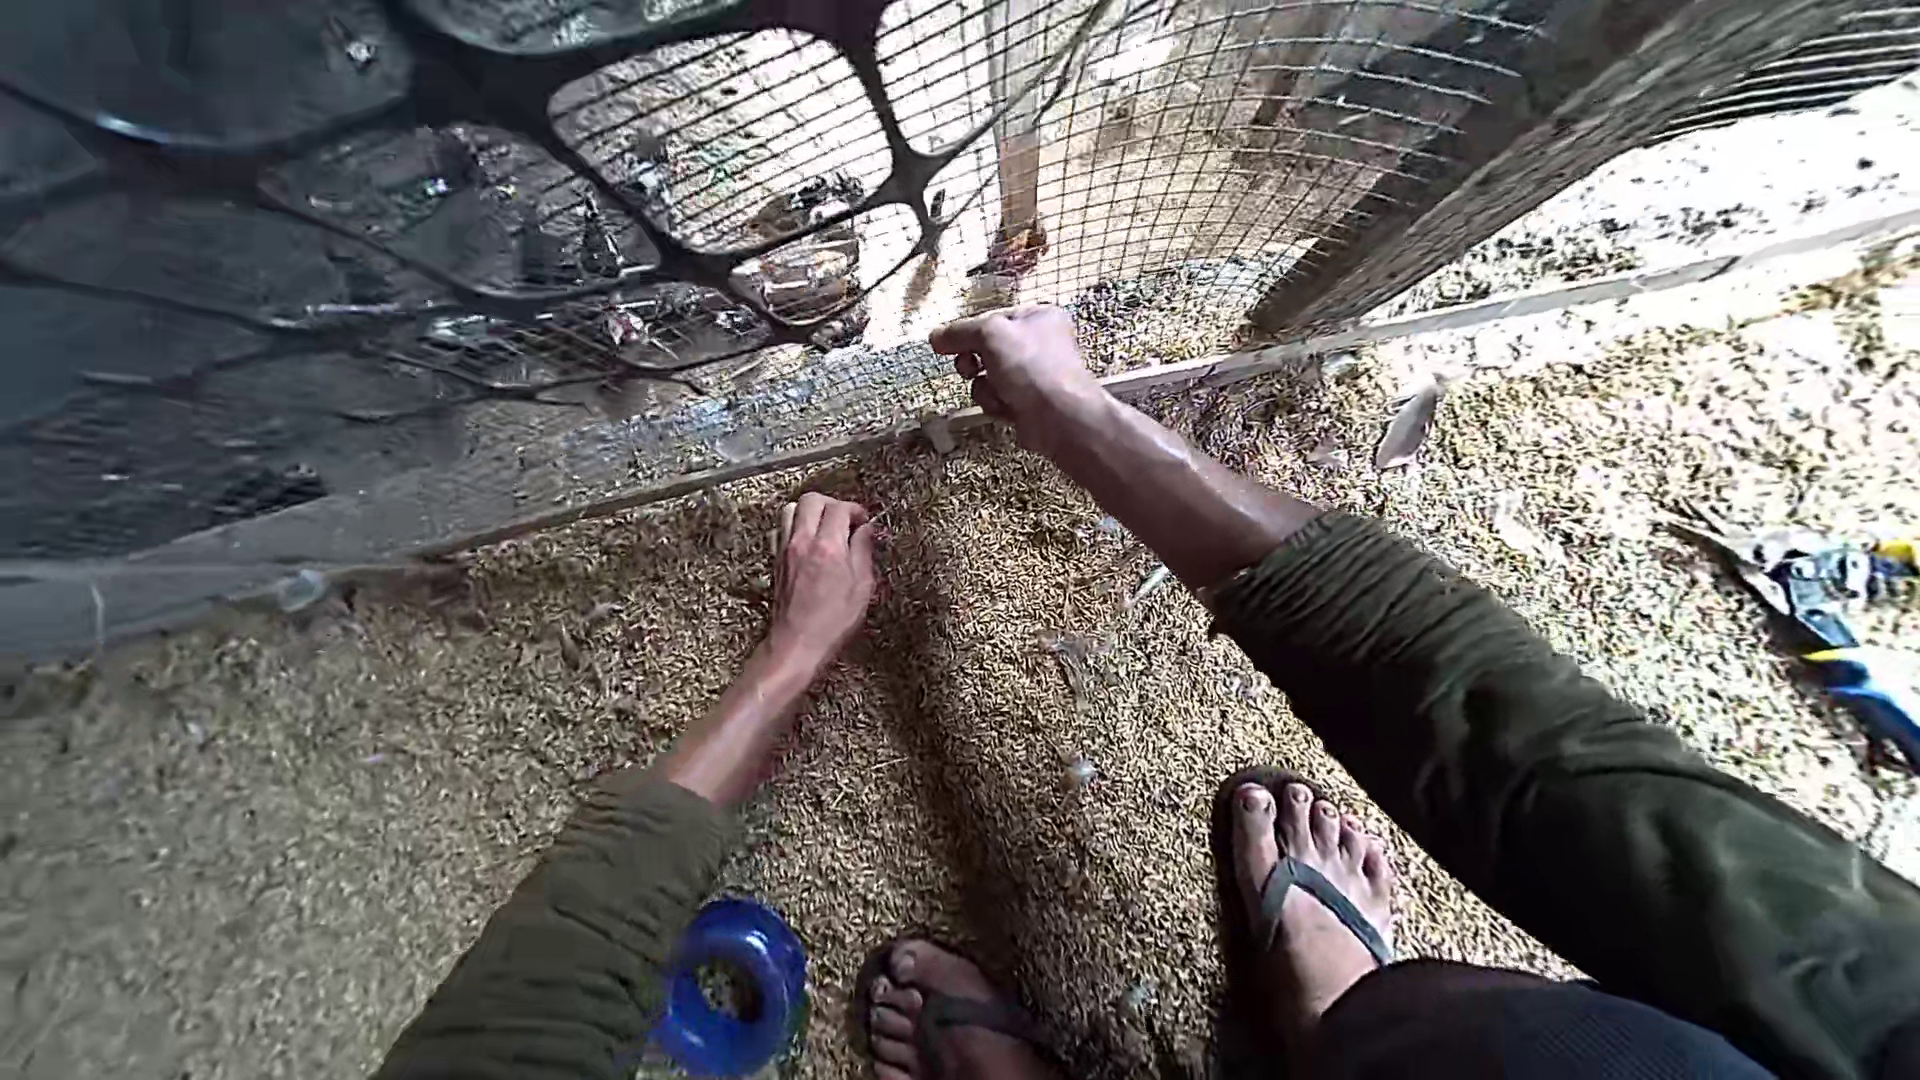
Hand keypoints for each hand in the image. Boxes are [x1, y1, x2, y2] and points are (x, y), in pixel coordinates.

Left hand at [770, 492, 877, 662]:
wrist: (797, 643)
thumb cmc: (832, 621)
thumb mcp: (861, 587)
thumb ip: (863, 552)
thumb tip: (867, 530)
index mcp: (828, 548)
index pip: (839, 508)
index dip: (855, 510)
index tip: (864, 521)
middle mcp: (802, 542)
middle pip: (811, 499)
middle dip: (832, 504)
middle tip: (846, 520)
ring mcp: (785, 549)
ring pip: (792, 508)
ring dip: (811, 511)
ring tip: (827, 527)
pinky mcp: (776, 559)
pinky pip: (782, 527)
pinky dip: (796, 525)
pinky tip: (810, 541)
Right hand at [929, 305, 1106, 451]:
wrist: (1059, 417)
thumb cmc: (1031, 366)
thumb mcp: (991, 335)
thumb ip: (960, 332)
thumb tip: (935, 336)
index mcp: (1038, 317)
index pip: (992, 319)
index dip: (968, 332)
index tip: (946, 344)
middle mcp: (1039, 344)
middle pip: (988, 349)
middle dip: (973, 362)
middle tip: (969, 369)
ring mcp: (1033, 376)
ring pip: (988, 377)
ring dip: (984, 387)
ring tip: (996, 392)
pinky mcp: (1028, 404)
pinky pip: (998, 398)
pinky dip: (996, 404)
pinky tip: (1006, 408)